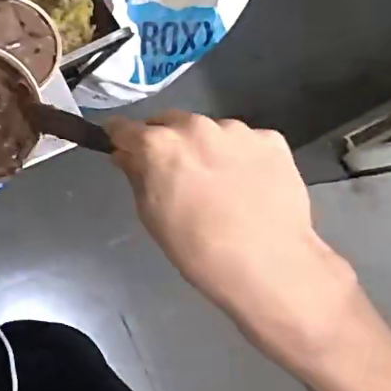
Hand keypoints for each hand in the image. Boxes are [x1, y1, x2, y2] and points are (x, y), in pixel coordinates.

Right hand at [108, 112, 360, 367]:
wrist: (270, 267)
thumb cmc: (197, 248)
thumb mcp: (151, 214)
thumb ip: (136, 175)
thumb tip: (126, 155)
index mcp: (158, 143)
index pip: (123, 127)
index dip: (119, 138)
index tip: (122, 148)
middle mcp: (195, 126)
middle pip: (169, 122)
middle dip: (166, 141)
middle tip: (176, 173)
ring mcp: (237, 130)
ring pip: (209, 130)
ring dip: (205, 147)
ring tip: (219, 182)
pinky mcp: (271, 140)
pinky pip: (245, 142)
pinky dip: (241, 156)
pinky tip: (249, 184)